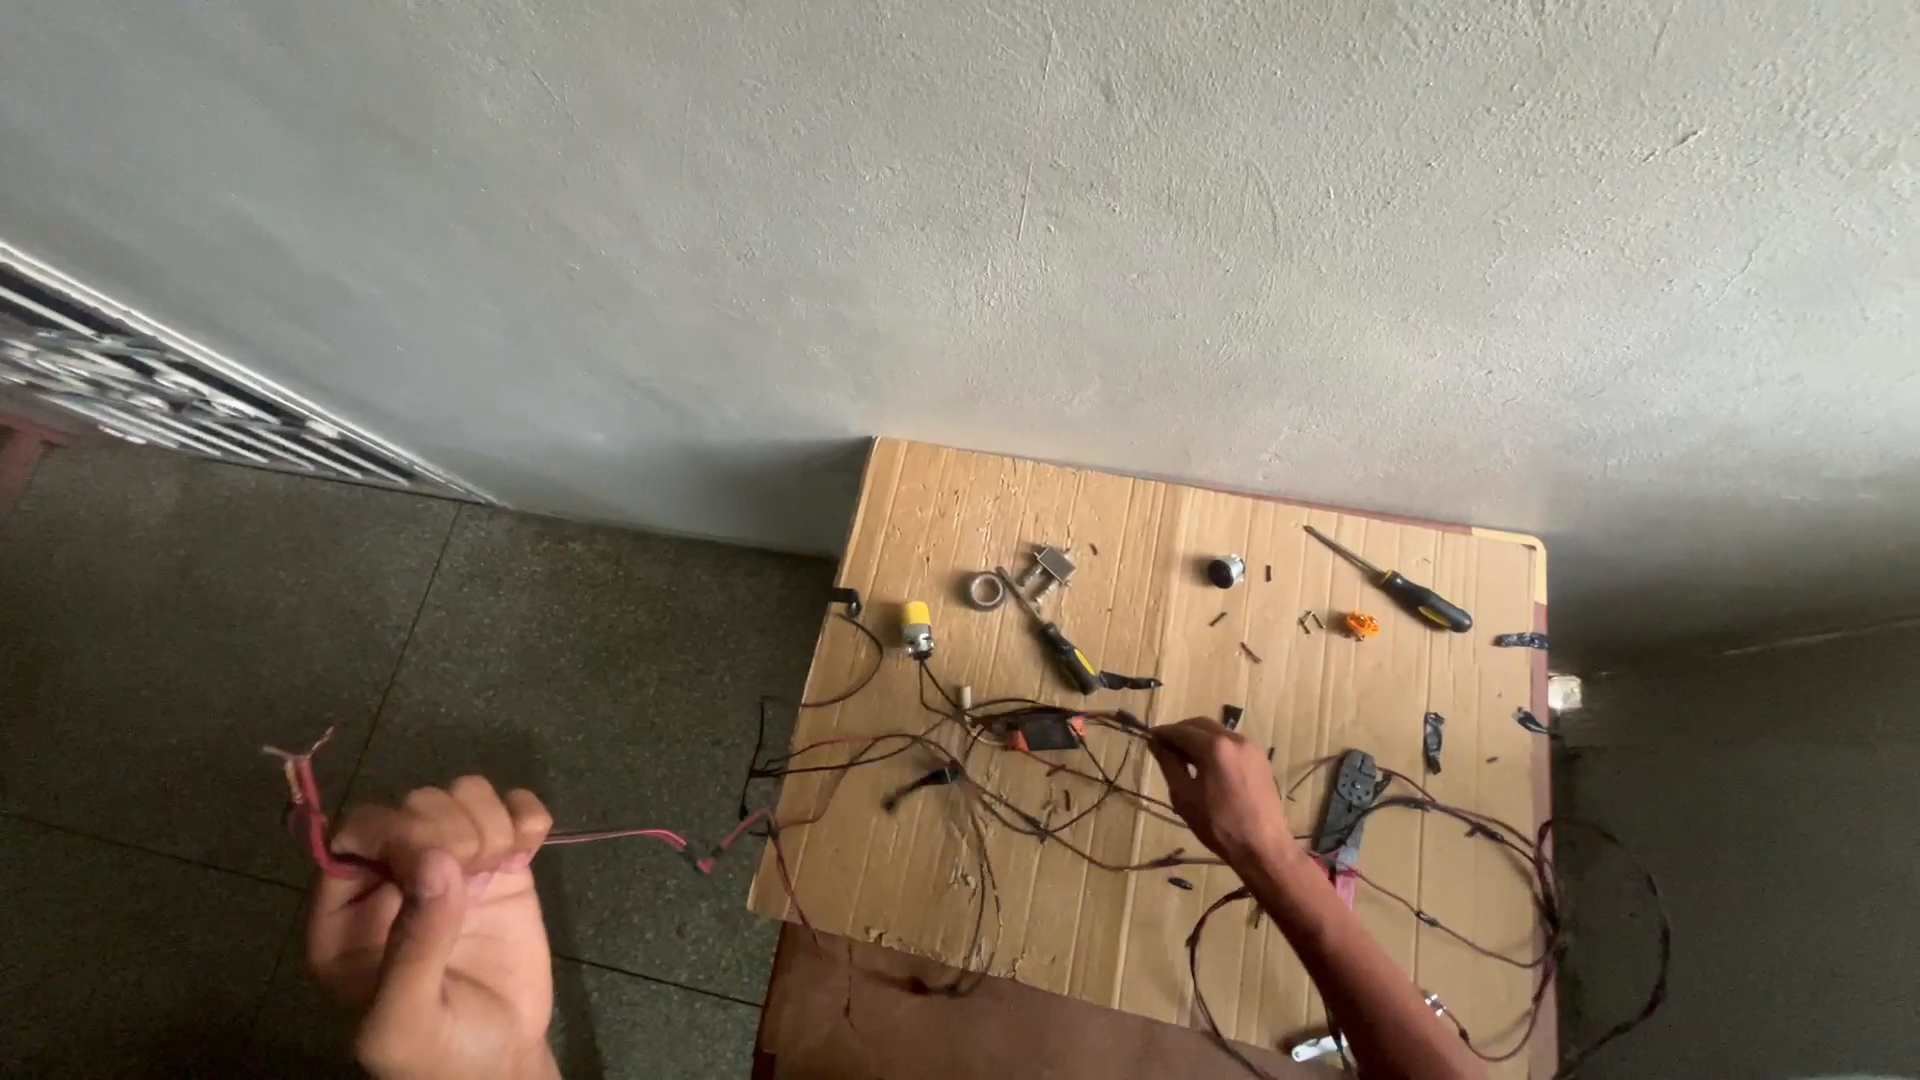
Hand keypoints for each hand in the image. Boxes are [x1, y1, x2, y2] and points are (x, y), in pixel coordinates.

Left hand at [307, 776, 558, 1079]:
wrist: (504, 1059)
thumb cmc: (437, 1054)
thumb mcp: (405, 1021)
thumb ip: (413, 944)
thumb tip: (434, 859)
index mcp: (349, 914)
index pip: (358, 832)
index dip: (398, 832)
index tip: (435, 862)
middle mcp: (398, 877)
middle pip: (420, 803)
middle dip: (454, 829)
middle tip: (474, 877)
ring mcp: (457, 864)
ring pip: (467, 793)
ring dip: (492, 820)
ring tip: (499, 867)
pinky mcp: (508, 859)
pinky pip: (517, 804)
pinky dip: (529, 816)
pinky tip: (527, 853)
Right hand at [1148, 717, 1295, 867]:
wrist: (1263, 848)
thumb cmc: (1218, 825)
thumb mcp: (1183, 795)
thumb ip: (1168, 763)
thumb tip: (1156, 743)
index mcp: (1214, 747)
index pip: (1180, 730)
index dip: (1162, 733)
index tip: (1149, 739)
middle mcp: (1234, 739)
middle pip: (1200, 725)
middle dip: (1181, 732)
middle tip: (1165, 748)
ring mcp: (1251, 748)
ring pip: (1217, 732)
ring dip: (1198, 738)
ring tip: (1186, 758)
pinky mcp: (1261, 760)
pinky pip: (1232, 744)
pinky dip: (1216, 747)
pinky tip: (1208, 766)